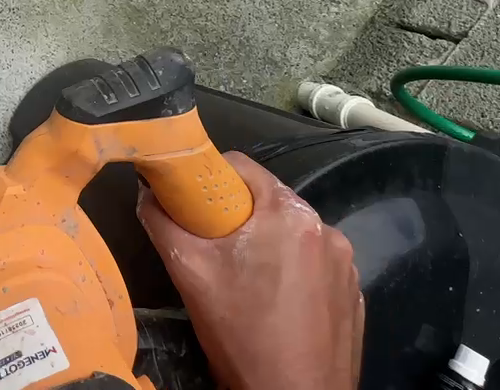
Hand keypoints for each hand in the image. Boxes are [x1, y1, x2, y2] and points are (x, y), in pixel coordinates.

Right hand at [137, 152, 363, 389]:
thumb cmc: (240, 333)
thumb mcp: (186, 269)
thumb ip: (159, 219)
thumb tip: (146, 191)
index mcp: (290, 213)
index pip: (239, 166)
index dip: (208, 178)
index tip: (190, 203)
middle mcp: (327, 230)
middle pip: (264, 199)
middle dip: (234, 214)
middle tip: (209, 243)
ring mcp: (346, 265)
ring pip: (287, 231)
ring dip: (262, 241)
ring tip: (238, 275)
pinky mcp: (353, 294)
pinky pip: (310, 262)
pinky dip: (287, 268)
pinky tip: (269, 298)